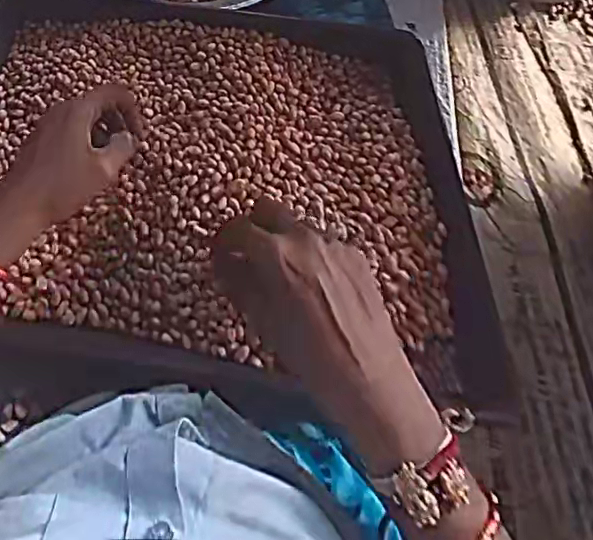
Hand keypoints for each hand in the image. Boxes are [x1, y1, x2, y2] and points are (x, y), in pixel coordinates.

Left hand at [0, 84, 144, 250]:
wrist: (17, 207)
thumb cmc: (61, 186)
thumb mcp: (103, 169)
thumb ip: (123, 148)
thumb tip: (128, 138)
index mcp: (78, 110)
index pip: (114, 93)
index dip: (133, 110)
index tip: (139, 135)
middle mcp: (61, 110)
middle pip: (99, 104)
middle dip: (118, 123)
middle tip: (128, 149)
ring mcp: (48, 124)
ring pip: (84, 119)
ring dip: (102, 134)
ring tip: (109, 162)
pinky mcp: (40, 140)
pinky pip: (70, 130)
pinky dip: (85, 141)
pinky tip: (87, 168)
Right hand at [212, 198, 445, 473]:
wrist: (372, 382)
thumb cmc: (310, 360)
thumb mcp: (263, 322)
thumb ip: (240, 284)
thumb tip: (225, 263)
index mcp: (276, 253)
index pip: (238, 227)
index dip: (224, 239)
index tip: (220, 252)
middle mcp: (305, 237)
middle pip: (269, 209)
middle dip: (253, 227)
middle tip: (247, 254)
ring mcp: (335, 242)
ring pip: (298, 225)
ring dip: (284, 240)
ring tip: (283, 274)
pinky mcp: (357, 254)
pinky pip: (324, 243)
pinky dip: (312, 254)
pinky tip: (315, 285)